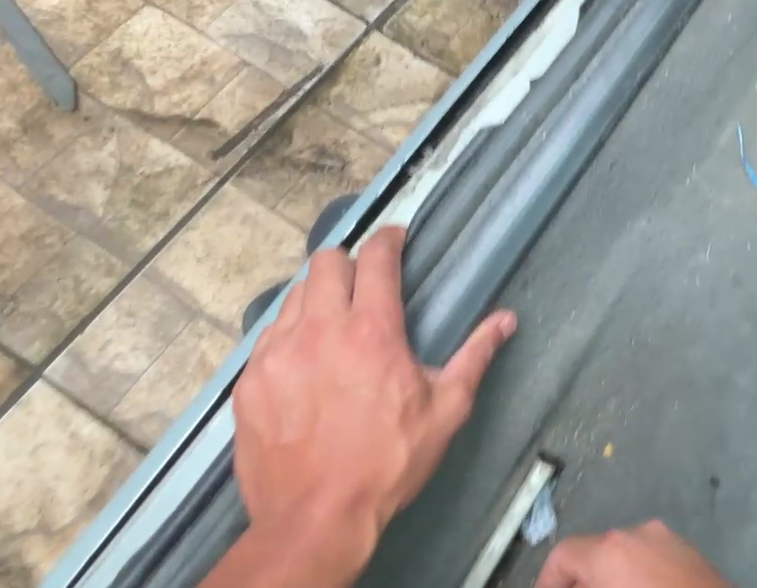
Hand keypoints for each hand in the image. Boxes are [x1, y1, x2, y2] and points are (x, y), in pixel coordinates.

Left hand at [214, 225, 516, 586]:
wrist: (314, 520)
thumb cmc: (390, 461)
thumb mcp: (447, 409)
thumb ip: (476, 355)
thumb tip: (506, 319)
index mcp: (372, 330)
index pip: (376, 259)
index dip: (388, 239)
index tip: (397, 237)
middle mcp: (320, 330)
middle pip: (325, 262)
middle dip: (348, 261)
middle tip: (364, 279)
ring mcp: (277, 355)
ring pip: (293, 295)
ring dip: (317, 295)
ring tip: (333, 319)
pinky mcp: (249, 382)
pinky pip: (267, 336)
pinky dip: (289, 332)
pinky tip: (304, 358)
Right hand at [535, 521, 730, 587]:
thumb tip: (572, 584)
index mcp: (611, 549)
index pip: (563, 555)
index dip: (548, 581)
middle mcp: (638, 533)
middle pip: (593, 554)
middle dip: (580, 583)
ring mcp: (667, 539)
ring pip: (622, 556)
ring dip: (607, 580)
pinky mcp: (689, 552)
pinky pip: (649, 561)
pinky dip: (634, 578)